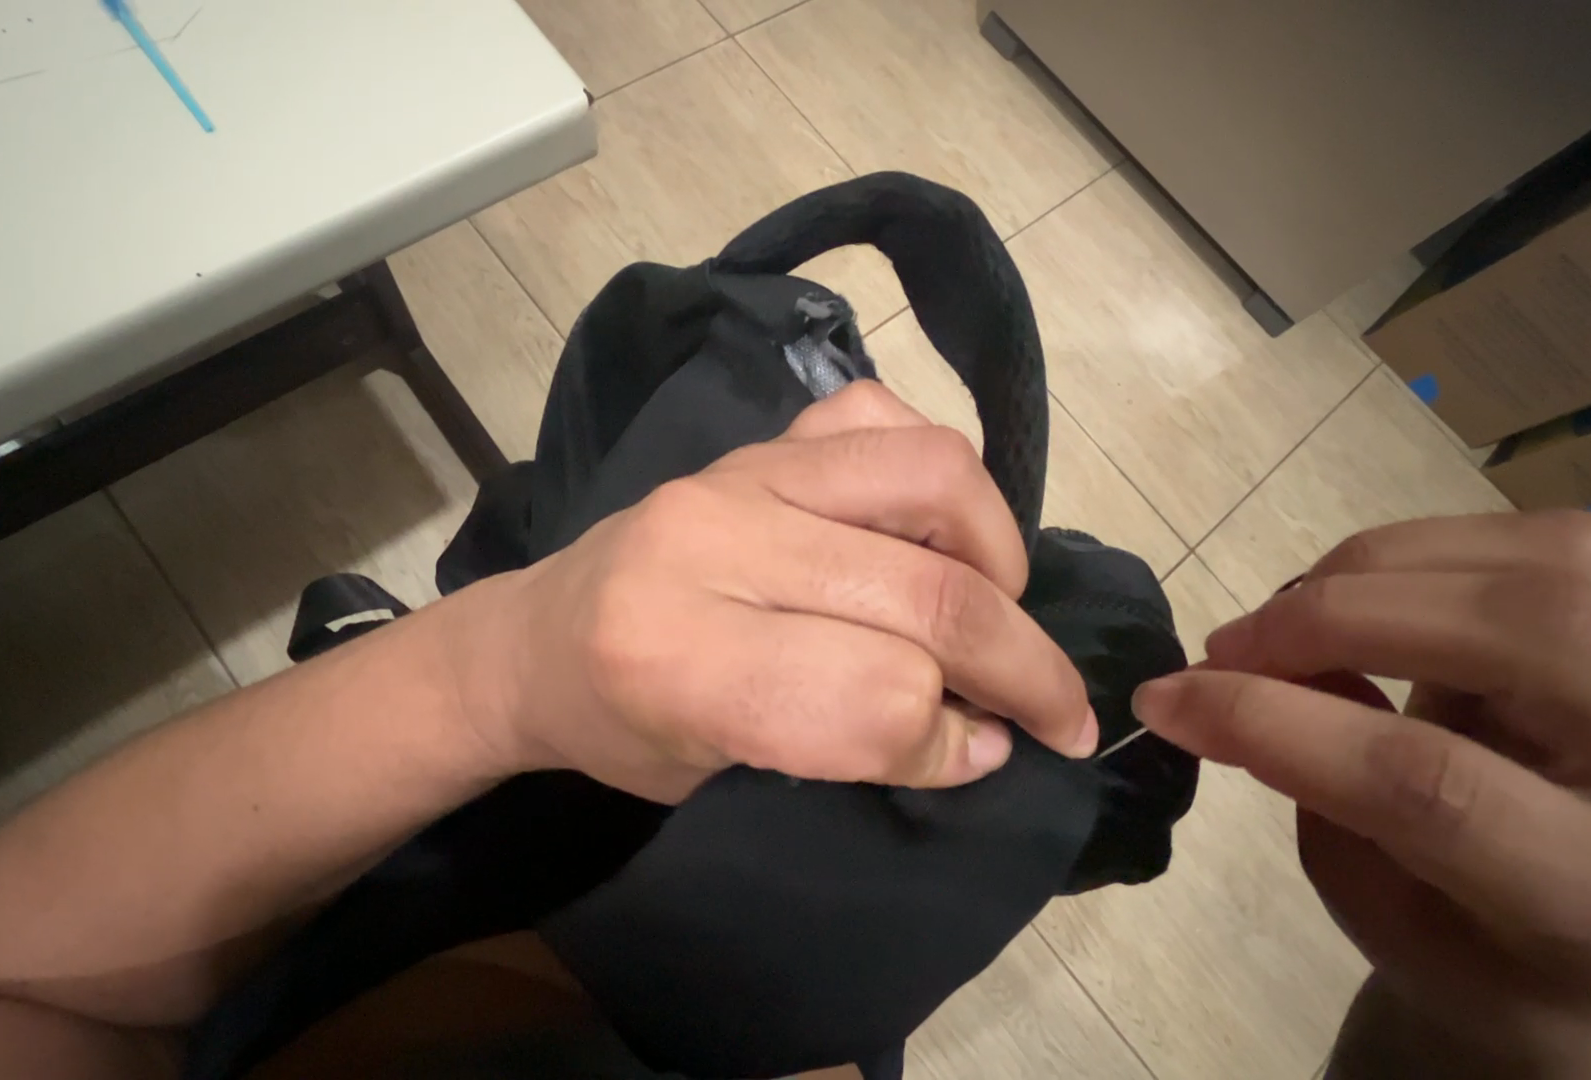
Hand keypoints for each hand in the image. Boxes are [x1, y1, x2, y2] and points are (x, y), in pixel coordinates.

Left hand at [449, 381, 1096, 803]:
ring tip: (992, 607)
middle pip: (924, 595)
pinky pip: (878, 418)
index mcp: (678, 659)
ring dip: (996, 554)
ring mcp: (739, 473)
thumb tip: (985, 732)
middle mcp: (712, 541)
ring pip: (931, 477)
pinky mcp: (756, 442)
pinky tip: (930, 529)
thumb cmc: (618, 728)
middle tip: (1054, 712)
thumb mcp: (718, 779)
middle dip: (1020, 667)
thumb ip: (851, 753)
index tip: (991, 754)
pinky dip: (935, 472)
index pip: (875, 697)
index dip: (954, 739)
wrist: (537, 640)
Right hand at [1129, 512, 1590, 1062]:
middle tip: (1226, 650)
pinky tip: (1355, 600)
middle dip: (1326, 620)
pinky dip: (1404, 555)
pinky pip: (1535, 541)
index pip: (1429, 783)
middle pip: (1519, 632)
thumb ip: (1306, 784)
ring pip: (1540, 566)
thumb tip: (1221, 679)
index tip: (1161, 700)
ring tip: (1286, 624)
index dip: (1270, 722)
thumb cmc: (1462, 941)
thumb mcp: (1364, 896)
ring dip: (1360, 574)